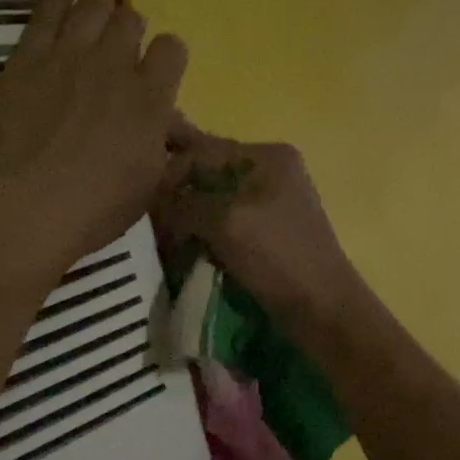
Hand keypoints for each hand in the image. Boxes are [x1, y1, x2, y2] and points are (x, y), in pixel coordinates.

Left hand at [0, 0, 188, 272]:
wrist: (26, 206)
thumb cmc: (94, 209)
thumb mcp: (146, 188)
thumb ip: (160, 148)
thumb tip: (167, 130)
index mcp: (151, 98)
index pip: (172, 50)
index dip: (167, 58)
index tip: (157, 72)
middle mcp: (115, 64)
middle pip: (130, 22)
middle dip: (130, 31)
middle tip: (120, 51)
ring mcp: (69, 54)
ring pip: (94, 6)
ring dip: (100, 8)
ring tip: (96, 16)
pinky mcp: (28, 56)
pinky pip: (47, 10)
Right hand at [155, 122, 363, 327]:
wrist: (323, 310)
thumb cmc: (279, 258)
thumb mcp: (226, 222)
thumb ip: (185, 203)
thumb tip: (154, 200)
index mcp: (267, 156)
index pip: (202, 149)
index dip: (167, 170)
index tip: (137, 196)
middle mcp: (269, 170)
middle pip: (207, 169)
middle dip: (174, 188)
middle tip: (140, 209)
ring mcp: (269, 201)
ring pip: (211, 196)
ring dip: (184, 211)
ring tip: (156, 228)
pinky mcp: (266, 232)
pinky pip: (221, 220)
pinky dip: (199, 229)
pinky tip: (179, 243)